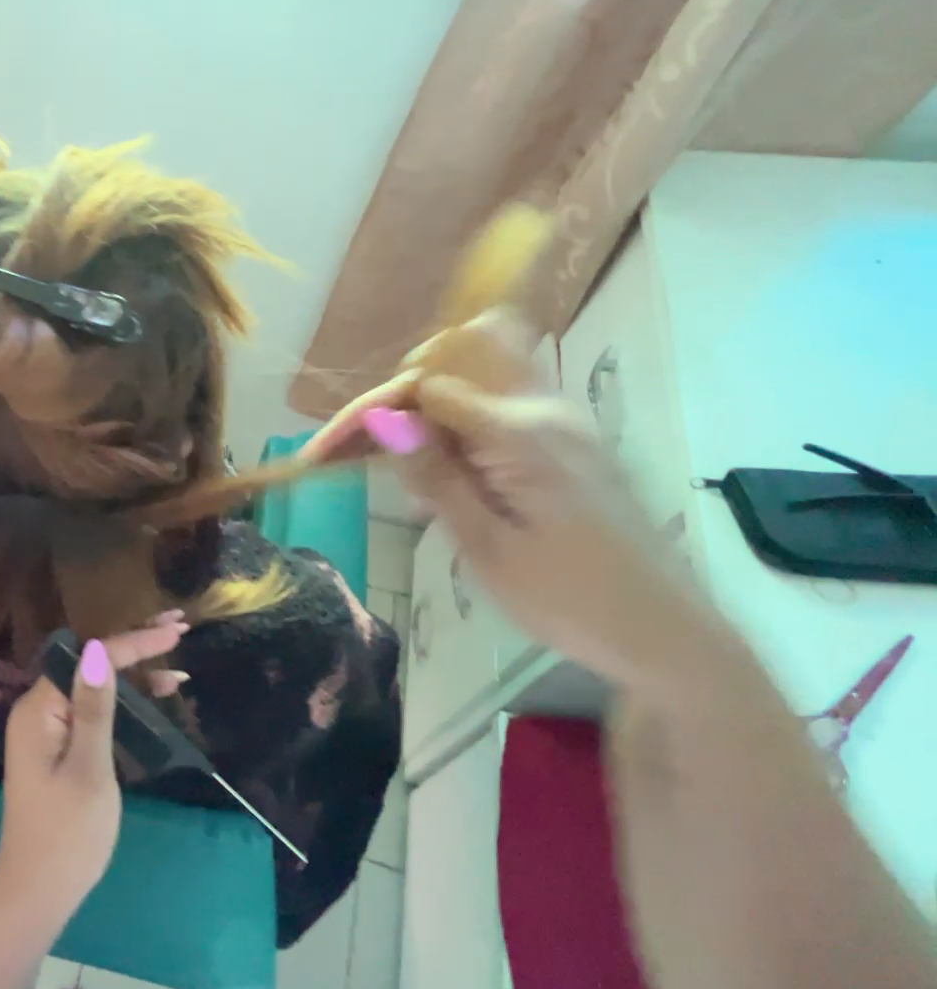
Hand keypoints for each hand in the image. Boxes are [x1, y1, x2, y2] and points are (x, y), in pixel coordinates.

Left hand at [0, 614, 187, 921]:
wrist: (38, 892)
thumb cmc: (67, 833)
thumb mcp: (89, 768)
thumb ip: (95, 708)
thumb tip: (97, 648)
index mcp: (39, 708)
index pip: (88, 657)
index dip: (133, 641)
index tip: (174, 629)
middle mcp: (38, 711)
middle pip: (88, 665)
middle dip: (133, 646)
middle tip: (178, 627)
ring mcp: (47, 731)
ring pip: (93, 688)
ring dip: (132, 673)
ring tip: (176, 661)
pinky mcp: (58, 751)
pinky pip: (91, 712)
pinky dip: (123, 703)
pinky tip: (153, 698)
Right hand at [370, 314, 717, 691]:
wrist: (667, 633)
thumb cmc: (570, 600)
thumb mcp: (487, 546)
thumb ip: (436, 476)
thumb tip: (385, 418)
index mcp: (523, 434)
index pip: (424, 387)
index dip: (369, 413)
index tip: (322, 455)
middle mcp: (545, 409)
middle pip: (456, 355)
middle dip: (392, 394)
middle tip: (346, 448)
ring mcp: (560, 421)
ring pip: (476, 373)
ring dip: (420, 403)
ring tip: (377, 459)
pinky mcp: (564, 441)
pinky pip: (494, 405)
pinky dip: (450, 422)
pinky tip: (429, 472)